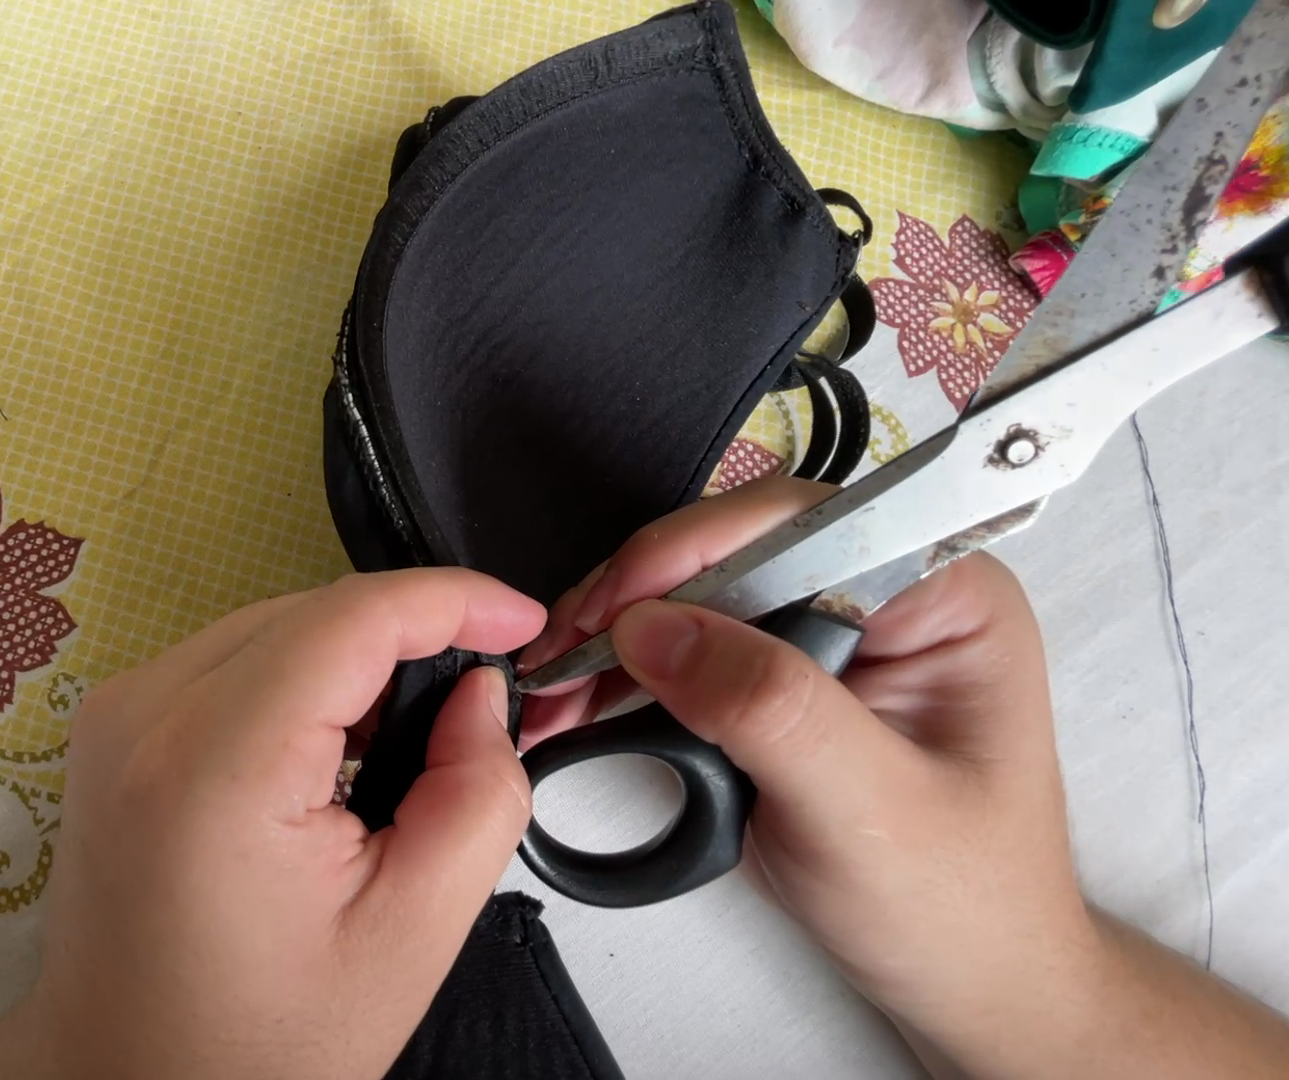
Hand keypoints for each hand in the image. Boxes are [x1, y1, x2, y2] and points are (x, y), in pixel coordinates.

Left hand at [0, 570, 545, 1079]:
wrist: (124, 1074)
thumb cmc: (260, 1036)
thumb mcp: (410, 932)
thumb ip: (476, 793)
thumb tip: (479, 693)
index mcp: (213, 765)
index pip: (348, 620)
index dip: (450, 600)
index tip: (522, 621)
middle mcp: (146, 710)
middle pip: (313, 613)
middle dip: (411, 633)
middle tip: (478, 693)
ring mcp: (121, 706)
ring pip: (278, 624)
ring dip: (359, 655)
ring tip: (407, 733)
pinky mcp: (120, 717)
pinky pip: (238, 654)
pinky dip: (306, 673)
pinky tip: (336, 739)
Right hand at [518, 477, 1288, 1077]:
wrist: (951, 968)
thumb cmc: (948, 900)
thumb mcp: (867, 809)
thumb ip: (768, 708)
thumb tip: (647, 629)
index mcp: (932, 594)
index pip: (796, 522)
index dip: (691, 549)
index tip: (613, 611)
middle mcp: (864, 589)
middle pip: (719, 548)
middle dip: (626, 597)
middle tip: (558, 654)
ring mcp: (807, 625)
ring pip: (678, 591)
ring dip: (603, 635)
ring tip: (550, 687)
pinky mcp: (760, 665)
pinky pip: (668, 640)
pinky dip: (609, 668)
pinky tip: (570, 701)